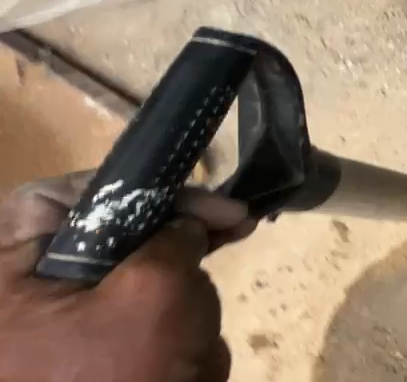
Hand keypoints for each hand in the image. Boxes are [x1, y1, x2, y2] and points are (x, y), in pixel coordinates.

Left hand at [0, 173, 252, 381]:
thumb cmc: (123, 365)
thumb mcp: (155, 284)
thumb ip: (171, 232)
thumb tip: (183, 223)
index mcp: (4, 286)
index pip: (48, 200)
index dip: (122, 186)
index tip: (187, 191)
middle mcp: (18, 295)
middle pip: (95, 219)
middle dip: (172, 208)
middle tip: (229, 211)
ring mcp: (57, 314)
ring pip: (125, 243)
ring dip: (186, 228)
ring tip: (240, 224)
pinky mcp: (95, 327)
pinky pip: (137, 272)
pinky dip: (183, 254)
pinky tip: (227, 242)